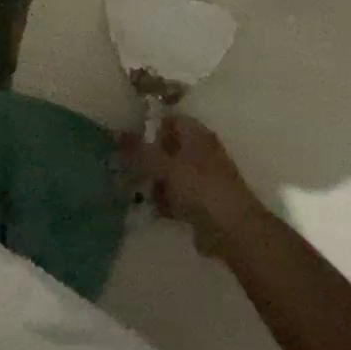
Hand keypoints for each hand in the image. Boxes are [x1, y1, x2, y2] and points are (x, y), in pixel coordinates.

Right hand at [121, 115, 264, 257]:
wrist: (231, 229)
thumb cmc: (199, 188)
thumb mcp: (165, 165)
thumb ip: (141, 151)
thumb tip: (119, 135)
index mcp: (197, 135)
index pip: (171, 119)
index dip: (150, 125)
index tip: (127, 136)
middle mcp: (200, 153)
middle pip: (168, 148)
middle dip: (147, 157)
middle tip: (123, 165)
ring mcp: (201, 179)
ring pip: (170, 174)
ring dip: (153, 181)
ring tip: (133, 188)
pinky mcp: (200, 203)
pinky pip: (175, 196)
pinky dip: (164, 201)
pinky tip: (151, 208)